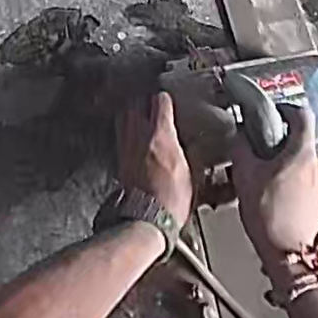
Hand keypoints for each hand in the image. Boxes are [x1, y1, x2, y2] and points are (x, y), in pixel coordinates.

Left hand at [116, 92, 193, 226]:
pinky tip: (134, 139)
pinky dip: (126, 132)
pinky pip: (120, 135)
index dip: (165, 98)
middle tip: (152, 105)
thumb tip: (198, 147)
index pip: (160, 101)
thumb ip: (194, 154)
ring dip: (131, 114)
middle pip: (134, 104)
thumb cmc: (170, 199)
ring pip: (123, 117)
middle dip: (143, 102)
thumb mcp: (193, 174)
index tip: (169, 99)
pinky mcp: (119, 159)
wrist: (145, 219)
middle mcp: (140, 136)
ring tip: (140, 117)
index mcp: (160, 134)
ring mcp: (126, 146)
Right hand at [231, 104, 317, 266]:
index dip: (284, 108)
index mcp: (302, 153)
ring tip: (259, 172)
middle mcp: (317, 165)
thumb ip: (240, 148)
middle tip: (256, 145)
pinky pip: (302, 178)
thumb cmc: (269, 216)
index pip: (302, 114)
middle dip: (277, 138)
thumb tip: (238, 132)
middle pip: (299, 138)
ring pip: (300, 159)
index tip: (268, 112)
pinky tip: (269, 191)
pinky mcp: (317, 200)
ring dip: (281, 159)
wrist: (290, 257)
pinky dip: (287, 177)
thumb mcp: (245, 176)